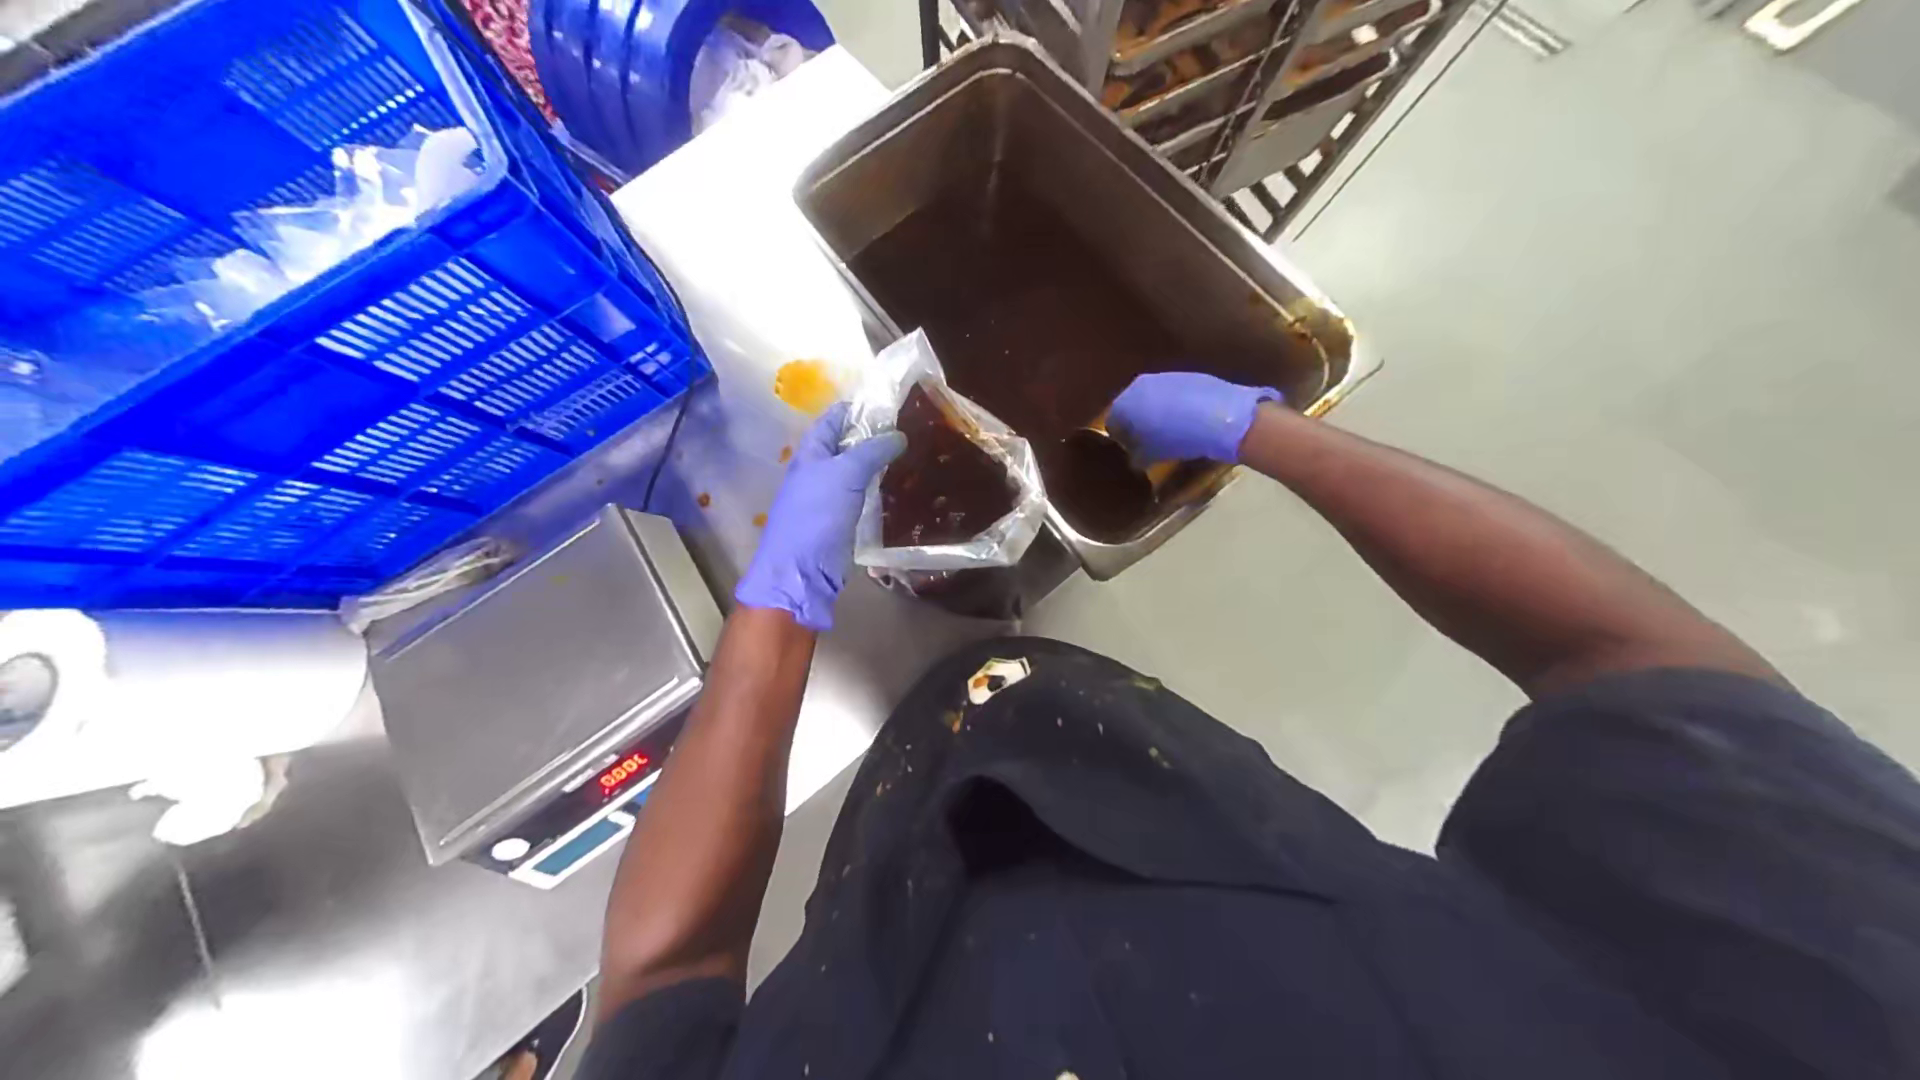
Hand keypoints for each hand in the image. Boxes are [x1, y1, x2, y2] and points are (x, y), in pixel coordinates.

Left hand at [735, 403, 906, 630]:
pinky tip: (900, 487)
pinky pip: (862, 497)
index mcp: (811, 454)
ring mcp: (829, 498)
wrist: (802, 571)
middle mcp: (817, 472)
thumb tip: (898, 435)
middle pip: (846, 445)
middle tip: (909, 427)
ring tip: (911, 453)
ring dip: (878, 463)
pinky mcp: (841, 522)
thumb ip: (871, 452)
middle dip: (873, 435)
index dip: (856, 408)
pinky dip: (878, 489)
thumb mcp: (845, 475)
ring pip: (856, 472)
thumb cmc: (817, 516)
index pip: (833, 419)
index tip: (888, 402)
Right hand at [1107, 372, 1281, 464]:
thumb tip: (1132, 456)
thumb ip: (1136, 454)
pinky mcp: (1186, 375)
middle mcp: (1139, 384)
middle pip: (1130, 405)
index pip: (1112, 421)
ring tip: (1168, 429)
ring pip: (1150, 397)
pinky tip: (1185, 418)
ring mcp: (1163, 377)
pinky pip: (1170, 392)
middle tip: (1146, 440)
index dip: (1120, 438)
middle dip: (1136, 422)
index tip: (1129, 449)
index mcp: (1125, 403)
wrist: (1223, 417)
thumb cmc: (1178, 439)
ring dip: (1154, 412)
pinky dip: (1172, 404)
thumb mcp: (1152, 454)